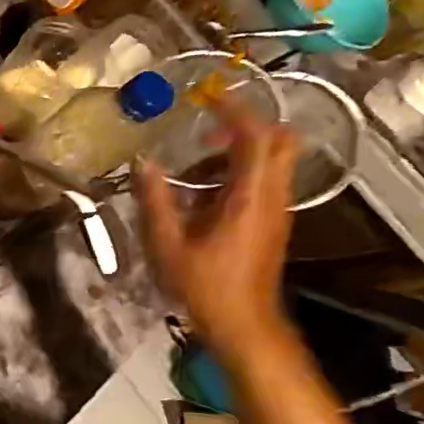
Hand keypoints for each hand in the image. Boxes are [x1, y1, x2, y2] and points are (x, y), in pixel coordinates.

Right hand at [140, 98, 297, 343]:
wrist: (245, 326)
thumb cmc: (207, 287)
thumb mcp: (169, 245)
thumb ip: (155, 200)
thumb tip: (143, 164)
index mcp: (251, 196)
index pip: (257, 136)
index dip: (236, 111)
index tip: (210, 97)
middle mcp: (273, 196)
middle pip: (280, 141)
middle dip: (247, 125)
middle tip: (208, 128)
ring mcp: (277, 210)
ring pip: (272, 160)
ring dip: (239, 150)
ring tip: (196, 162)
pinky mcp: (272, 222)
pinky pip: (264, 181)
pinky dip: (239, 172)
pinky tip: (203, 193)